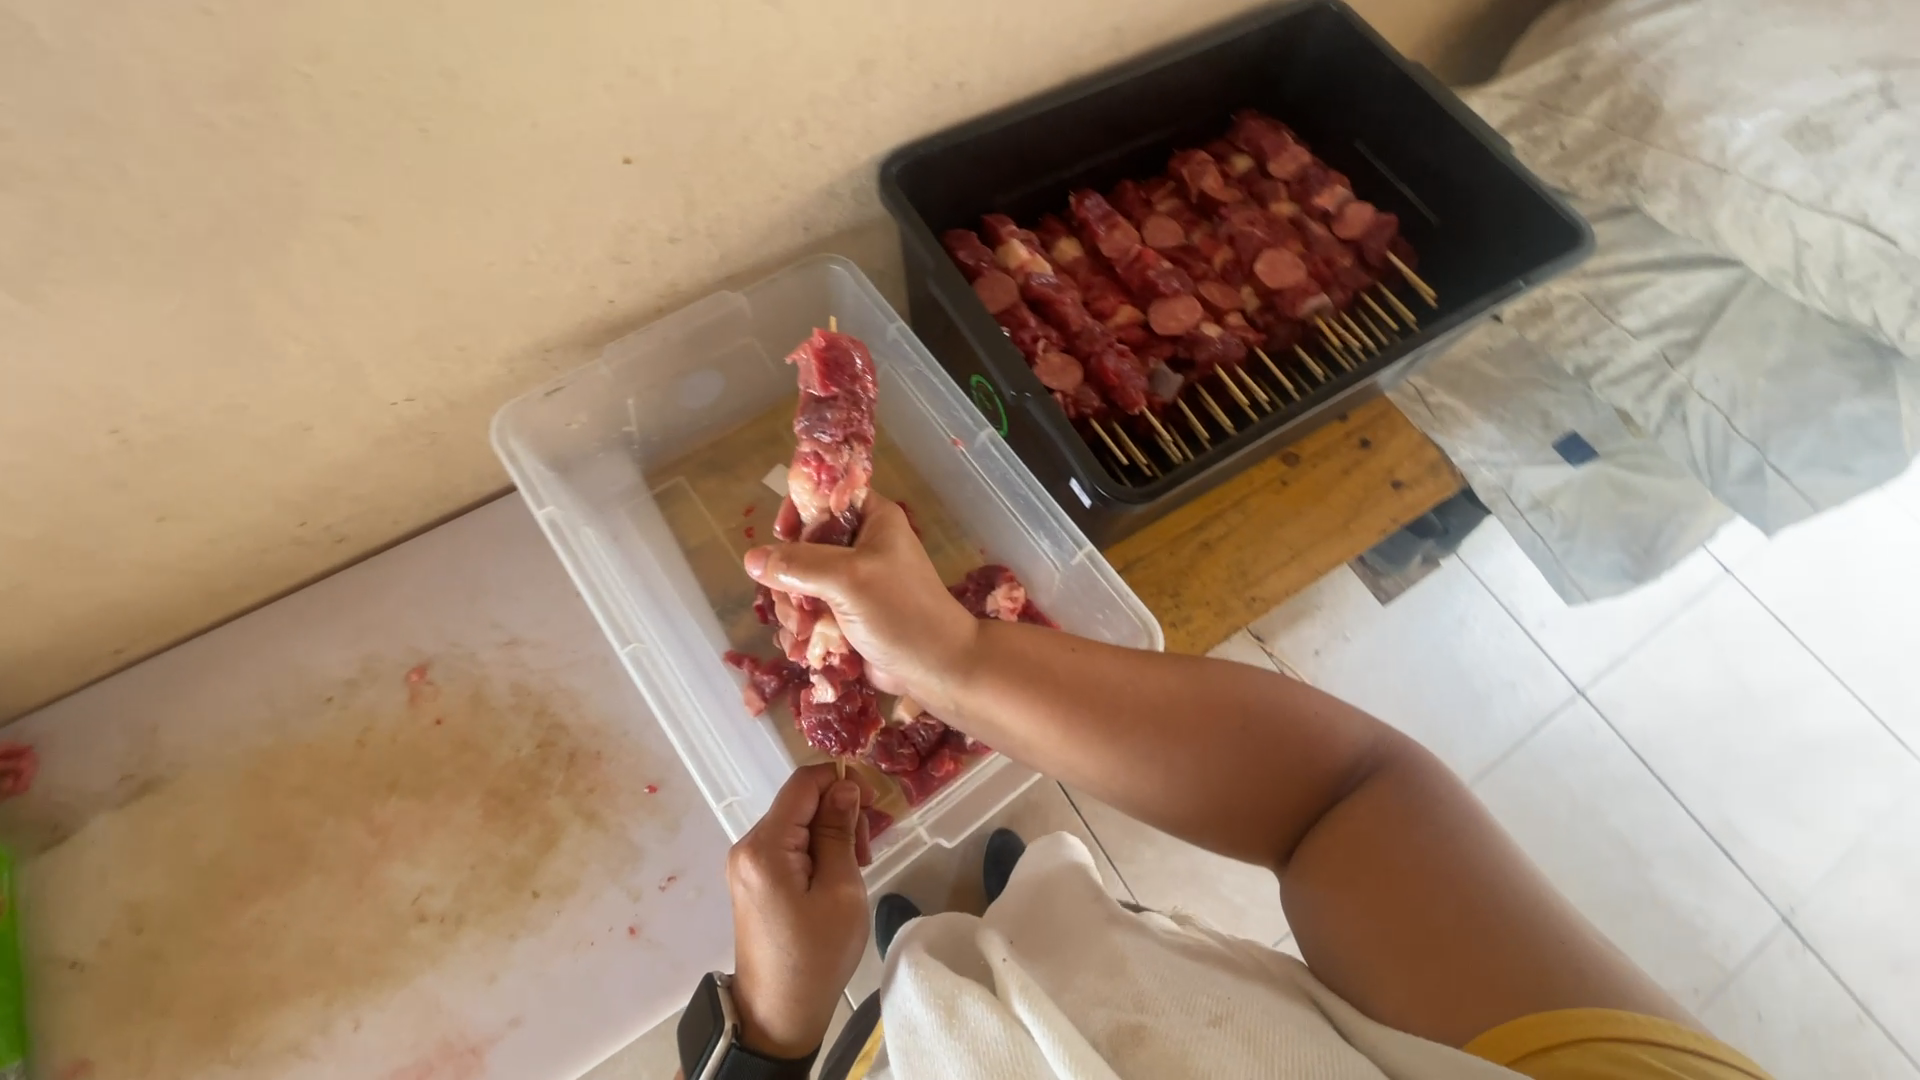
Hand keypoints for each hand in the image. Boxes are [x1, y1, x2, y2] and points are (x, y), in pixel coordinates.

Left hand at [728, 763, 875, 1059]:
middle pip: (800, 801)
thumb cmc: (816, 955)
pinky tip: (836, 874)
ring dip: (831, 832)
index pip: (803, 782)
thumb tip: (844, 786)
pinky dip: (816, 849)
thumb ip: (839, 831)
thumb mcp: (841, 890)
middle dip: (839, 812)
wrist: (778, 1016)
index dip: (840, 780)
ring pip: (797, 822)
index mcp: (765, 846)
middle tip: (867, 851)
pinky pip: (789, 845)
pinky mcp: (753, 880)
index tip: (873, 804)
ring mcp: (747, 864)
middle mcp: (748, 846)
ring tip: (856, 867)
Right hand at [744, 494, 979, 700]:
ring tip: (802, 632)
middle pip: (803, 545)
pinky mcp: (846, 615)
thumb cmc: (902, 612)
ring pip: (800, 583)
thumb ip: (800, 565)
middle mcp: (861, 545)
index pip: (826, 497)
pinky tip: (804, 646)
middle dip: (789, 577)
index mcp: (872, 519)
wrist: (936, 667)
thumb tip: (753, 559)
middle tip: (794, 603)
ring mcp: (852, 583)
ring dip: (793, 609)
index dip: (800, 511)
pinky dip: (803, 629)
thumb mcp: (849, 579)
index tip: (781, 535)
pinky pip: (810, 612)